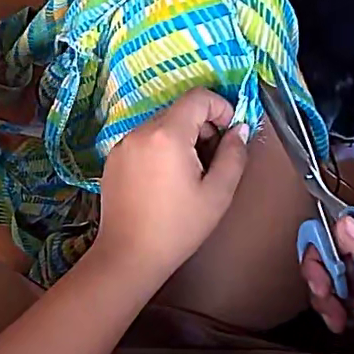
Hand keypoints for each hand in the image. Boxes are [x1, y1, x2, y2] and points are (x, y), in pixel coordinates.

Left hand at [94, 88, 250, 286]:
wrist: (129, 256)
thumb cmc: (178, 228)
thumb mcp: (218, 194)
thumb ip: (234, 155)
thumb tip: (239, 130)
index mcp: (168, 135)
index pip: (198, 97)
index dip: (221, 107)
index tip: (230, 132)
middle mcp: (141, 131)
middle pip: (179, 111)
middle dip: (203, 127)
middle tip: (213, 161)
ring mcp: (123, 145)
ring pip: (161, 126)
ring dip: (182, 139)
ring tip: (190, 176)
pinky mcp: (113, 160)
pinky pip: (144, 142)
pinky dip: (161, 151)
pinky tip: (166, 183)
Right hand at [301, 214, 353, 353]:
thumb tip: (344, 222)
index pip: (333, 232)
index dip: (319, 256)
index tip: (321, 282)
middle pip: (326, 260)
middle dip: (324, 287)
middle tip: (331, 306)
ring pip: (331, 284)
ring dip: (333, 305)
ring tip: (347, 319)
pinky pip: (341, 303)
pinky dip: (344, 315)